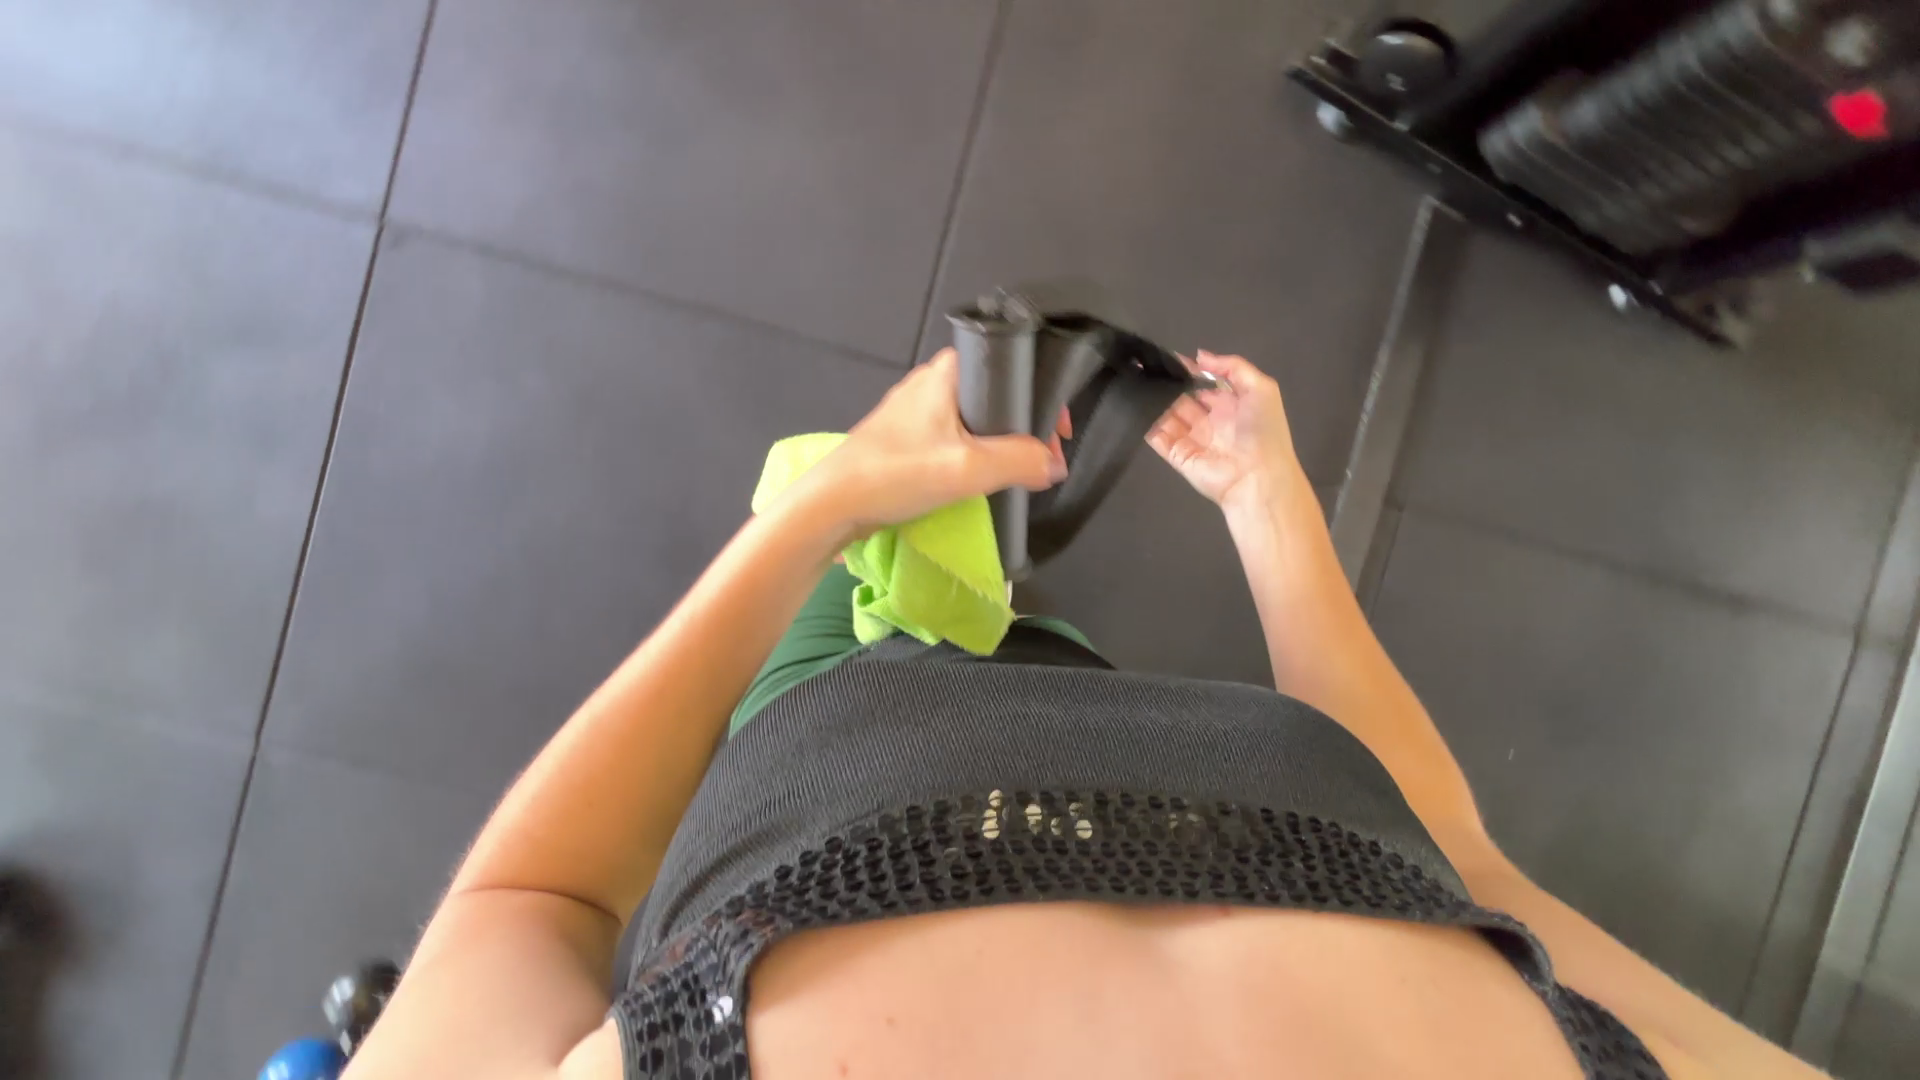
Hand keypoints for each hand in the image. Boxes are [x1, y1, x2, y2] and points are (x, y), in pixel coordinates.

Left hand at [788, 348, 1068, 539]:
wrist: (833, 503)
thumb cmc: (898, 474)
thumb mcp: (969, 469)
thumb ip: (1021, 462)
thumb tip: (1055, 466)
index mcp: (949, 371)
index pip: (1013, 369)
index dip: (1042, 400)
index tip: (1056, 437)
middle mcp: (933, 380)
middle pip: (997, 396)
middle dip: (1024, 428)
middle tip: (1040, 463)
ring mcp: (915, 409)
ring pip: (976, 421)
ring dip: (1000, 446)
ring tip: (1015, 476)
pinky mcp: (904, 437)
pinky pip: (954, 439)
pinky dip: (974, 456)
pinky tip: (978, 481)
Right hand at [1147, 351, 1301, 508]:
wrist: (1257, 476)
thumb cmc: (1263, 430)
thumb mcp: (1261, 388)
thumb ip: (1233, 366)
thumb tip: (1199, 355)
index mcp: (1230, 404)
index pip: (1203, 383)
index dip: (1188, 371)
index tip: (1169, 359)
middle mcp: (1209, 421)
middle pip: (1182, 399)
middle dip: (1167, 385)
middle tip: (1147, 369)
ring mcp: (1191, 439)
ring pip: (1167, 416)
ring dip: (1154, 401)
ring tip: (1137, 382)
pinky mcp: (1177, 455)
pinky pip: (1158, 437)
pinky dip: (1146, 424)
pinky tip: (1136, 406)